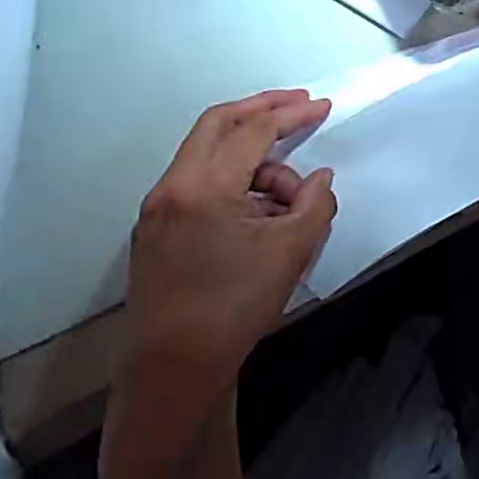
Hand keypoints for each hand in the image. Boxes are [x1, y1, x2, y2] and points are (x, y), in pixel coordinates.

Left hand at [123, 90, 335, 383]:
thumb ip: (314, 203)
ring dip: (252, 158)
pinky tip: (260, 211)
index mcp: (204, 187)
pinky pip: (198, 182)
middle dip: (262, 108)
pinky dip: (233, 180)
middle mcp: (173, 187)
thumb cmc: (235, 307)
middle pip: (219, 123)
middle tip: (299, 105)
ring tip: (290, 197)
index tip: (322, 107)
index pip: (253, 130)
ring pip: (208, 153)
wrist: (174, 373)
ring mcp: (158, 208)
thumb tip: (318, 179)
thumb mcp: (292, 250)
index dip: (292, 114)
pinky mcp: (155, 229)